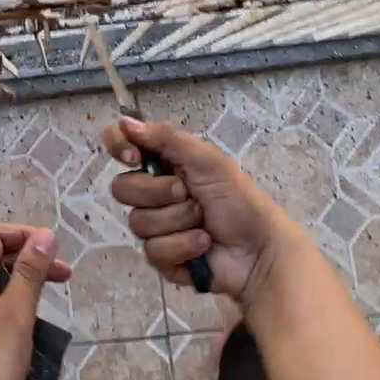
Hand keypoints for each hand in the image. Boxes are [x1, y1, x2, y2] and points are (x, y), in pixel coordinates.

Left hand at [0, 223, 73, 379]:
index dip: (23, 234)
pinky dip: (11, 298)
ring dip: (22, 278)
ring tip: (53, 293)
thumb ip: (30, 272)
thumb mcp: (17, 316)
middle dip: (28, 256)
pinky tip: (29, 319)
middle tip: (65, 274)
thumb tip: (45, 234)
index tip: (54, 250)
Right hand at [104, 117, 298, 307]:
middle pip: (123, 189)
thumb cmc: (238, 199)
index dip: (118, 148)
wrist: (260, 249)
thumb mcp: (207, 160)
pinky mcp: (163, 257)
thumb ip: (165, 139)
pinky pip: (153, 251)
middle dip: (158, 192)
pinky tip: (203, 245)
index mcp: (163, 163)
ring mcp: (156, 226)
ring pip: (138, 222)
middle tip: (188, 193)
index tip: (134, 157)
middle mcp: (154, 192)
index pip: (120, 146)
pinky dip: (182, 246)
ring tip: (204, 223)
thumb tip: (124, 121)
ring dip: (177, 221)